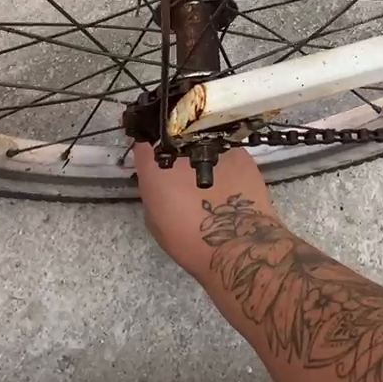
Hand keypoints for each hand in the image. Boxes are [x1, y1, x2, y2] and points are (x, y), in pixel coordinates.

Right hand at [134, 144, 278, 276]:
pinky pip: (224, 150)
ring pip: (201, 141)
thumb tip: (160, 180)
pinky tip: (227, 176)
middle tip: (181, 167)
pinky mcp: (239, 152)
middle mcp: (183, 150)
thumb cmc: (189, 241)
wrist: (236, 244)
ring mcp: (213, 146)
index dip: (147, 144)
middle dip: (174, 147)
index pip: (144, 141)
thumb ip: (153, 191)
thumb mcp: (156, 220)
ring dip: (199, 152)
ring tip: (206, 173)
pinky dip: (222, 160)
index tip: (152, 151)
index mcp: (156, 167)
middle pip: (174, 137)